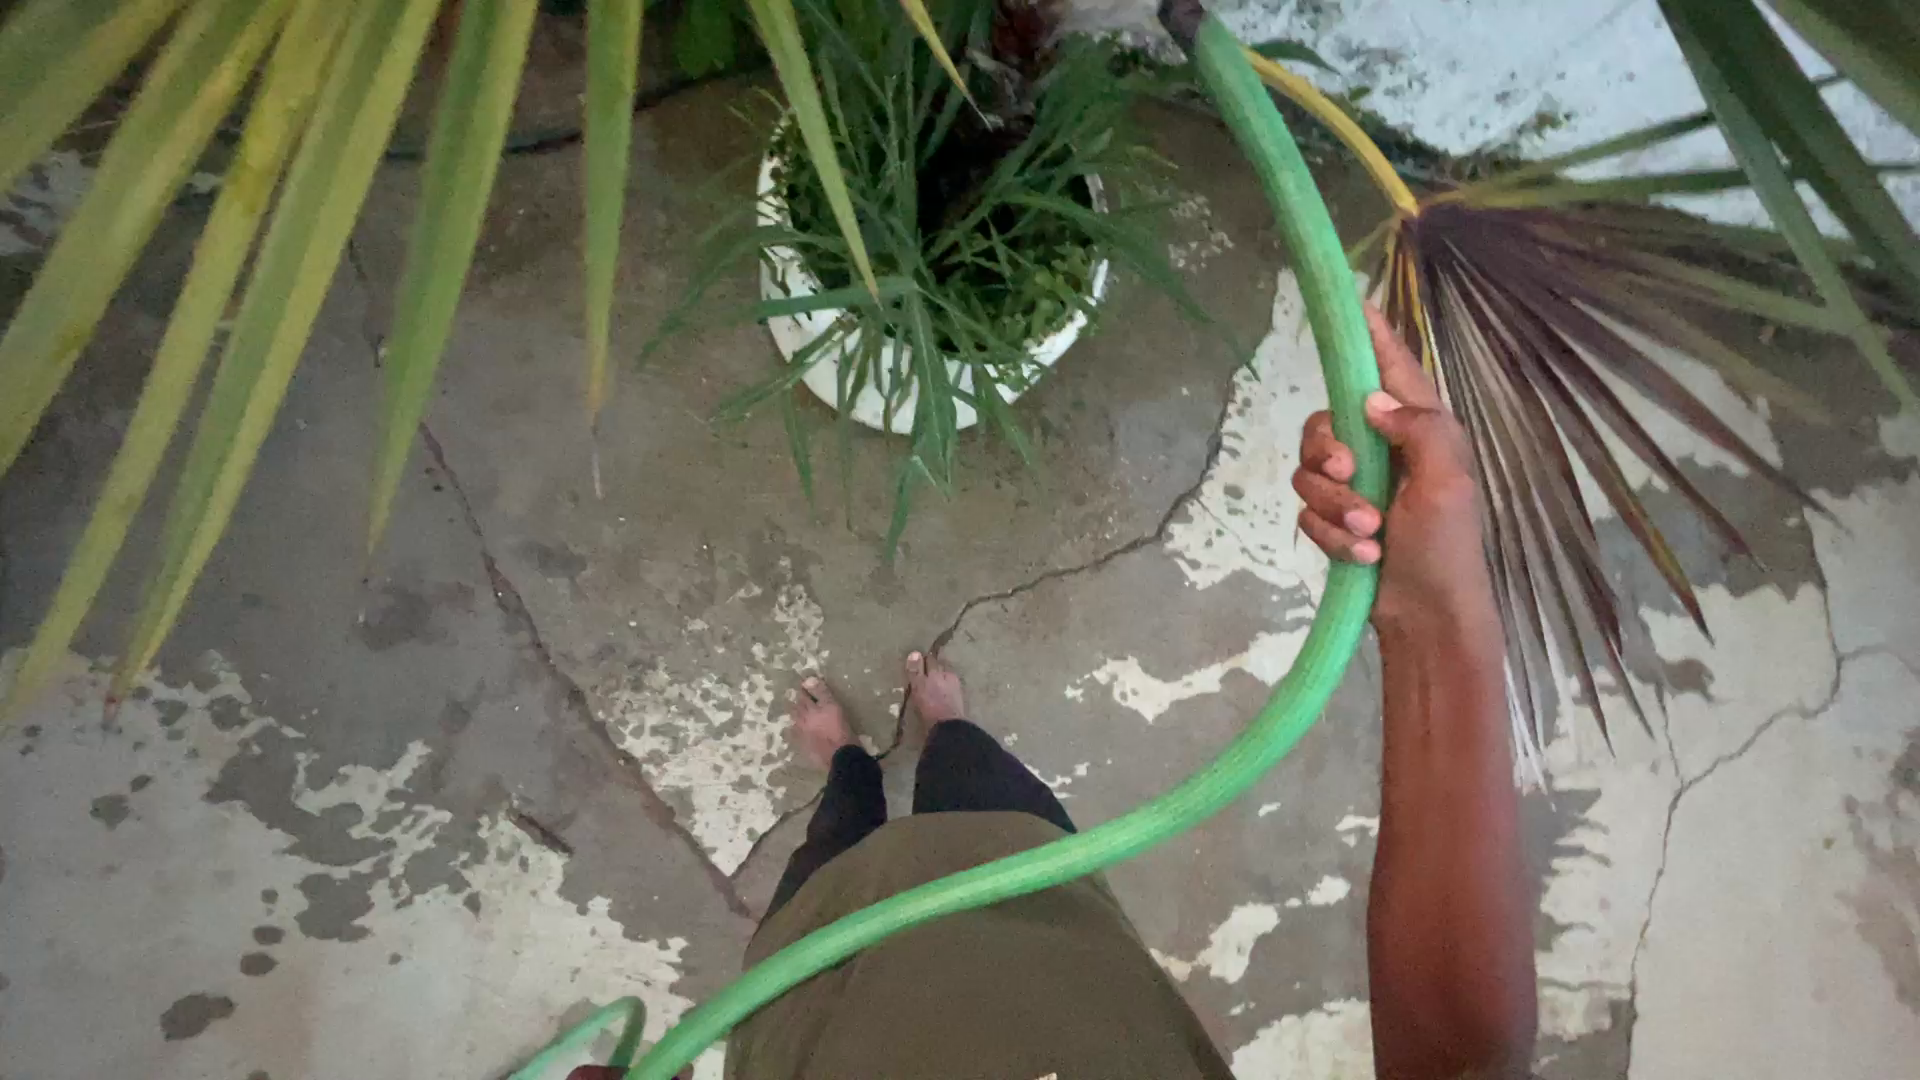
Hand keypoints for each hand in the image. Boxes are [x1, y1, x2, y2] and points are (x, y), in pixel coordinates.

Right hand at [1293, 305, 1495, 633]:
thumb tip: (1371, 400)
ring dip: (1335, 508)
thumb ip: (1417, 431)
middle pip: (1325, 423)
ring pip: (1309, 473)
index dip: (1371, 338)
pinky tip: (1359, 555)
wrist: (1424, 613)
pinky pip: (1307, 512)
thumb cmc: (1447, 547)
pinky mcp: (1332, 519)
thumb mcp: (1447, 483)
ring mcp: (1353, 487)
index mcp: (1418, 431)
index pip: (1390, 372)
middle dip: (1329, 454)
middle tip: (1349, 477)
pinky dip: (1330, 535)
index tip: (1353, 304)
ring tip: (1368, 536)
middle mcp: (1380, 450)